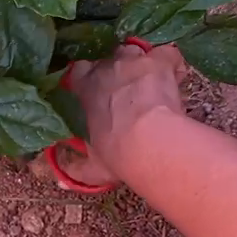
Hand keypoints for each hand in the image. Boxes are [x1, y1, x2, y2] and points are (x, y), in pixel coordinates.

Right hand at [61, 44, 188, 182]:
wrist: (146, 141)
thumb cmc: (114, 152)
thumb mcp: (91, 165)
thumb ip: (77, 169)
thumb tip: (61, 184)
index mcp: (82, 87)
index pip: (79, 70)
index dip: (87, 77)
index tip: (95, 90)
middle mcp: (105, 66)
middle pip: (109, 58)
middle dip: (117, 71)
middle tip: (126, 91)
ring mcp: (133, 60)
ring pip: (136, 52)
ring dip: (142, 64)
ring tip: (151, 82)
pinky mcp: (159, 61)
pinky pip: (167, 54)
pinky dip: (171, 64)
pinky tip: (176, 77)